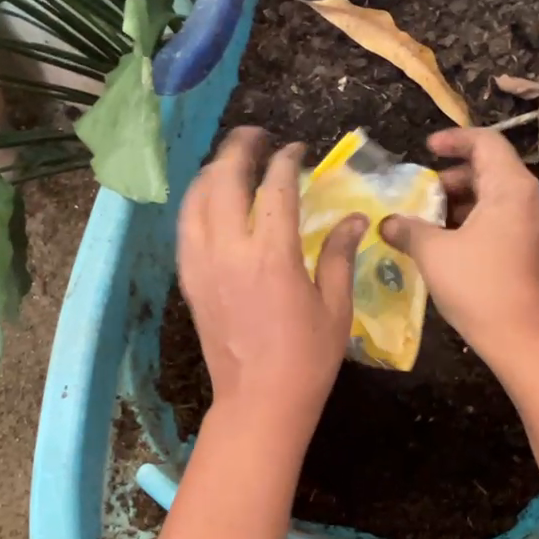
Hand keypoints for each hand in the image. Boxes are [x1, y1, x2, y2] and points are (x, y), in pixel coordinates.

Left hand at [178, 127, 367, 431]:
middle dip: (241, 148)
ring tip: (232, 162)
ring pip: (196, 199)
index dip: (288, 161)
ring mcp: (202, 264)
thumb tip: (353, 219)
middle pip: (225, 179)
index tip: (299, 151)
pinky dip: (197, 204)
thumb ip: (338, 255)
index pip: (276, 187)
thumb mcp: (334, 307)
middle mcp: (229, 251)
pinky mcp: (190, 280)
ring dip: (213, 171)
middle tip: (257, 137)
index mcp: (272, 255)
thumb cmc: (307, 359)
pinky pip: (185, 228)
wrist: (259, 402)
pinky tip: (210, 201)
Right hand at [381, 128, 538, 360]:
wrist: (522, 337)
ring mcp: (533, 225)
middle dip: (451, 179)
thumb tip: (387, 223)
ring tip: (425, 221)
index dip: (454, 140)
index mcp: (511, 188)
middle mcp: (529, 199)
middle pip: (489, 170)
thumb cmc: (478, 286)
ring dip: (458, 203)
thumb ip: (408, 229)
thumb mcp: (434, 253)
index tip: (427, 149)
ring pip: (493, 198)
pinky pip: (499, 221)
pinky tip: (444, 244)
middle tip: (420, 194)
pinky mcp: (531, 249)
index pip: (485, 143)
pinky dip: (471, 222)